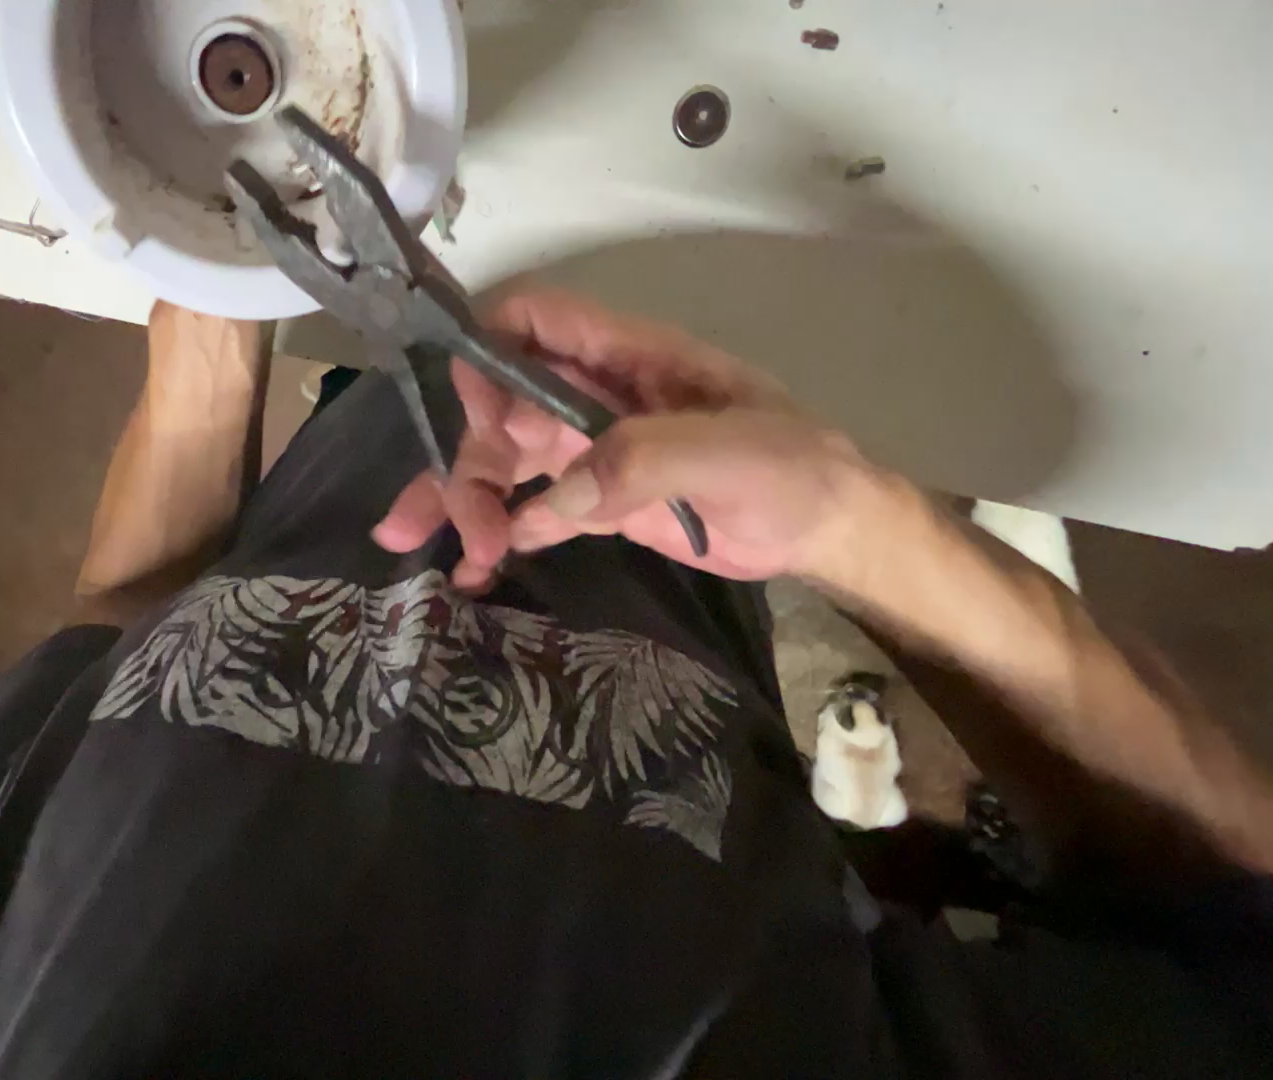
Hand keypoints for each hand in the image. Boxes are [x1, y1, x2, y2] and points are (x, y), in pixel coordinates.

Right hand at [371, 288, 883, 586]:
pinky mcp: (593, 502)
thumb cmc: (792, 469)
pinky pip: (529, 510)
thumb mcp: (733, 451)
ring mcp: (589, 452)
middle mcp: (591, 397)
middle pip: (498, 408)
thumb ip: (646, 458)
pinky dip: (497, 535)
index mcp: (625, 358)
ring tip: (451, 554)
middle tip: (469, 525)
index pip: (533, 323)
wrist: (821, 529)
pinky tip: (473, 571)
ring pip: (500, 462)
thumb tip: (556, 497)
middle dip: (467, 459)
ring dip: (465, 501)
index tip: (477, 419)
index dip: (488, 353)